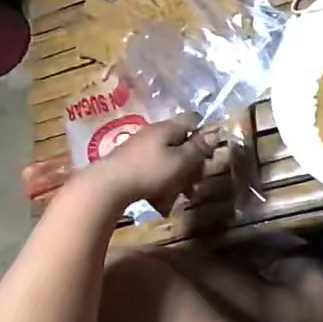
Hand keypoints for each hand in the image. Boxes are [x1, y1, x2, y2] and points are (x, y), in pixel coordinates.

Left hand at [70, 115, 219, 210]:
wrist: (106, 187)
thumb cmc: (150, 172)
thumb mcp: (181, 161)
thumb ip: (199, 148)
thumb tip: (216, 132)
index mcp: (168, 128)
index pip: (193, 120)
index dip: (205, 135)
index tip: (209, 155)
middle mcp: (153, 133)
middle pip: (182, 143)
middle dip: (192, 163)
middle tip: (196, 183)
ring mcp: (139, 148)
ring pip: (169, 159)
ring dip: (179, 177)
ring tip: (182, 196)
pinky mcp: (129, 163)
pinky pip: (153, 170)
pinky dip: (162, 183)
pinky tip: (161, 201)